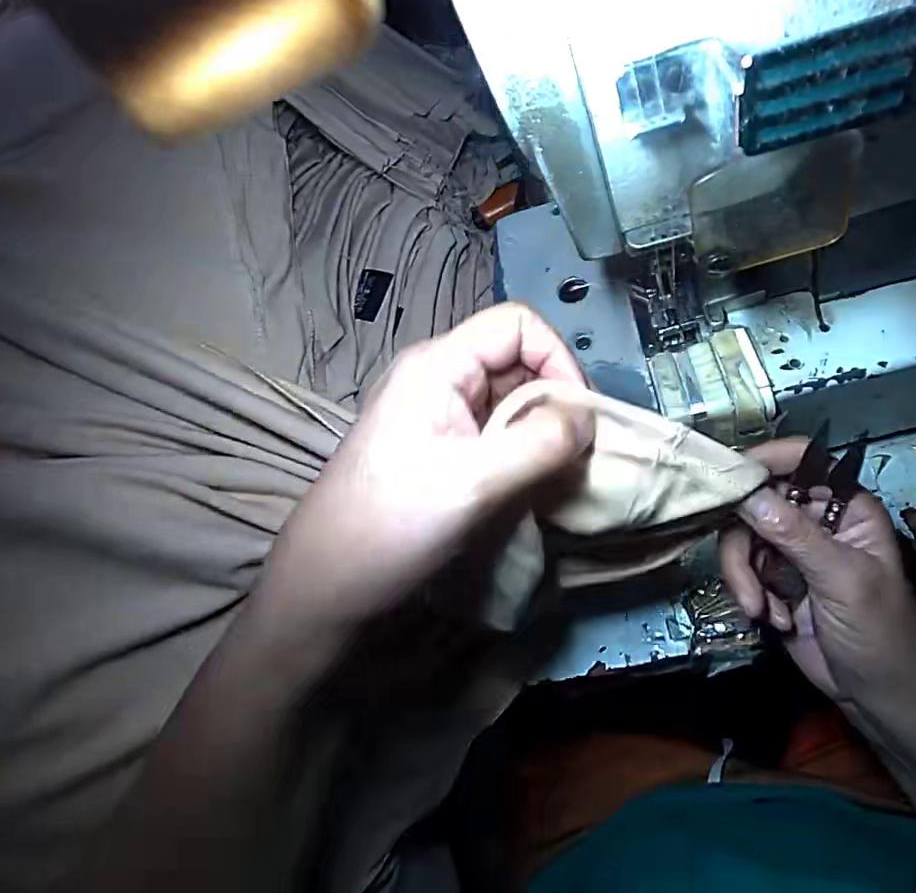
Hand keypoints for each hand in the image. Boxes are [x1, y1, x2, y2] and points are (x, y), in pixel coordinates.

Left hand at [252, 304, 594, 644]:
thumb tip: (590, 417)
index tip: (577, 414)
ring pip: (514, 396)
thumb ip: (542, 442)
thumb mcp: (474, 483)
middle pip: (520, 360)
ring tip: (557, 471)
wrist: (325, 591)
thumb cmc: (391, 527)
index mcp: (439, 364)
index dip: (558, 358)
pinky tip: (532, 482)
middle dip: (556, 399)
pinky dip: (527, 448)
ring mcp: (440, 411)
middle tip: (575, 452)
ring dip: (545, 428)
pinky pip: (501, 427)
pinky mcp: (444, 444)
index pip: (518, 325)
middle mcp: (440, 376)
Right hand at [719, 442, 915, 715]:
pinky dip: (748, 591)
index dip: (768, 459)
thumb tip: (748, 494)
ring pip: (744, 534)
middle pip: (760, 498)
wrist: (879, 700)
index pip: (803, 461)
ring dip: (744, 574)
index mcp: (846, 505)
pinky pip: (742, 566)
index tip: (731, 475)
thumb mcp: (843, 580)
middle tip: (743, 573)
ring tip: (760, 609)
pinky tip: (771, 618)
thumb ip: (794, 536)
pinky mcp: (773, 577)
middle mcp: (815, 517)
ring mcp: (791, 547)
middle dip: (746, 538)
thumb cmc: (881, 633)